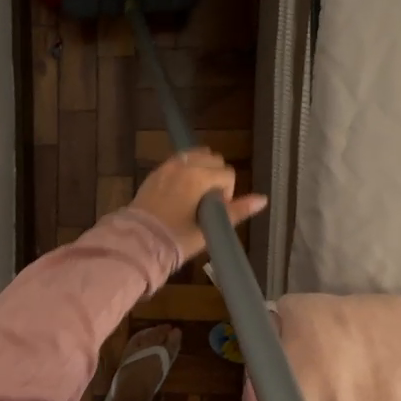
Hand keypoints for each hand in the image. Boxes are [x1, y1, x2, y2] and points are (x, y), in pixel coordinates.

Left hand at [132, 148, 266, 260]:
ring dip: (201, 170)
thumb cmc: (176, 240)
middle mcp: (183, 165)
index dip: (226, 193)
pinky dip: (185, 171)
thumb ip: (236, 211)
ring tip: (194, 196)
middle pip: (213, 159)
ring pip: (195, 156)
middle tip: (206, 203)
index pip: (227, 174)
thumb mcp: (208, 228)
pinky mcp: (154, 174)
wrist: (137, 244)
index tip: (215, 212)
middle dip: (216, 177)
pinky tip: (179, 193)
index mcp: (198, 177)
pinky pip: (177, 162)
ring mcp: (166, 167)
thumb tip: (263, 199)